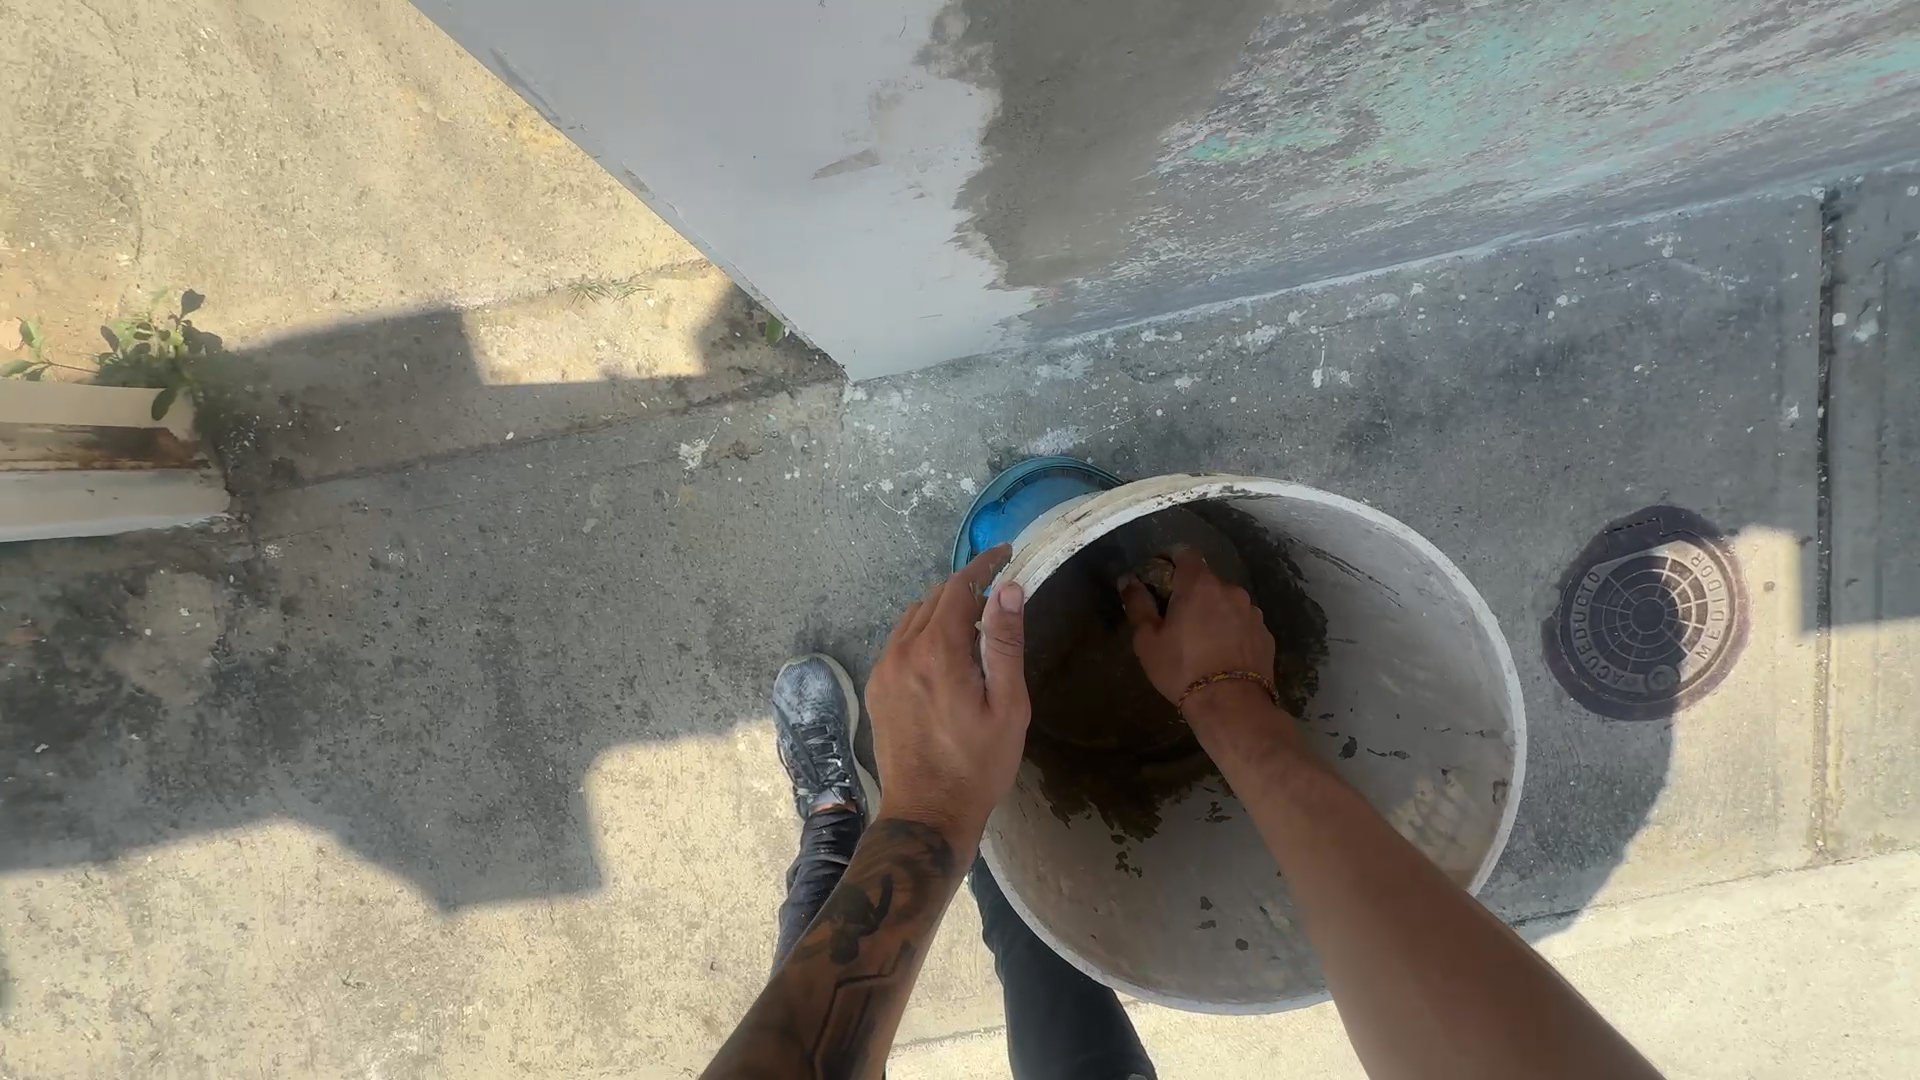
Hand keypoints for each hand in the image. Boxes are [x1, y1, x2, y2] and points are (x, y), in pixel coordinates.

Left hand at [865, 544, 1029, 848]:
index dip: (984, 565)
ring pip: (914, 617)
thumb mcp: (1007, 706)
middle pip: (935, 598)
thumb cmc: (978, 765)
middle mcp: (903, 650)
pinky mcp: (876, 686)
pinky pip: (900, 640)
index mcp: (937, 651)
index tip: (1006, 552)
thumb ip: (1005, 643)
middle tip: (999, 596)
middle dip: (967, 588)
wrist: (926, 814)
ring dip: (944, 610)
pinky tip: (945, 653)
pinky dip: (924, 632)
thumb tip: (1008, 588)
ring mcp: (884, 668)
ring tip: (976, 625)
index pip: (959, 587)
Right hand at [1120, 547, 1279, 722]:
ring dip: (1214, 612)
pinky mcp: (1266, 635)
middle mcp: (1230, 590)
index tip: (1161, 575)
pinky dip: (1232, 630)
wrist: (1232, 705)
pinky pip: (1243, 623)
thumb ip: (1137, 604)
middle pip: (1207, 581)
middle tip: (1176, 618)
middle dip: (1192, 593)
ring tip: (1202, 640)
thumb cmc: (1182, 668)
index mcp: (1199, 585)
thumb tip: (1127, 580)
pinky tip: (1222, 654)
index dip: (1171, 559)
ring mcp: (1252, 613)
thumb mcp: (1148, 639)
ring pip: (1227, 602)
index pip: (1186, 553)